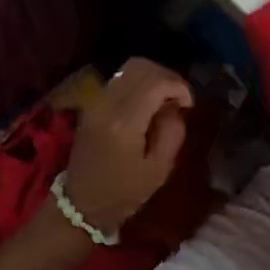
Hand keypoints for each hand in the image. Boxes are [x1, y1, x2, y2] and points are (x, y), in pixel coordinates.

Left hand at [63, 59, 194, 232]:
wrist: (81, 202)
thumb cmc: (123, 193)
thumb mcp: (158, 170)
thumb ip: (172, 133)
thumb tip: (175, 106)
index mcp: (124, 122)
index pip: (156, 82)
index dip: (179, 86)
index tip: (189, 105)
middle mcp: (107, 103)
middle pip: (141, 66)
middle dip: (167, 76)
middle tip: (179, 99)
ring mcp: (96, 100)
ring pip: (129, 67)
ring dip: (153, 76)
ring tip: (165, 99)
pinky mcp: (92, 103)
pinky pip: (120, 79)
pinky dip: (139, 81)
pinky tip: (148, 102)